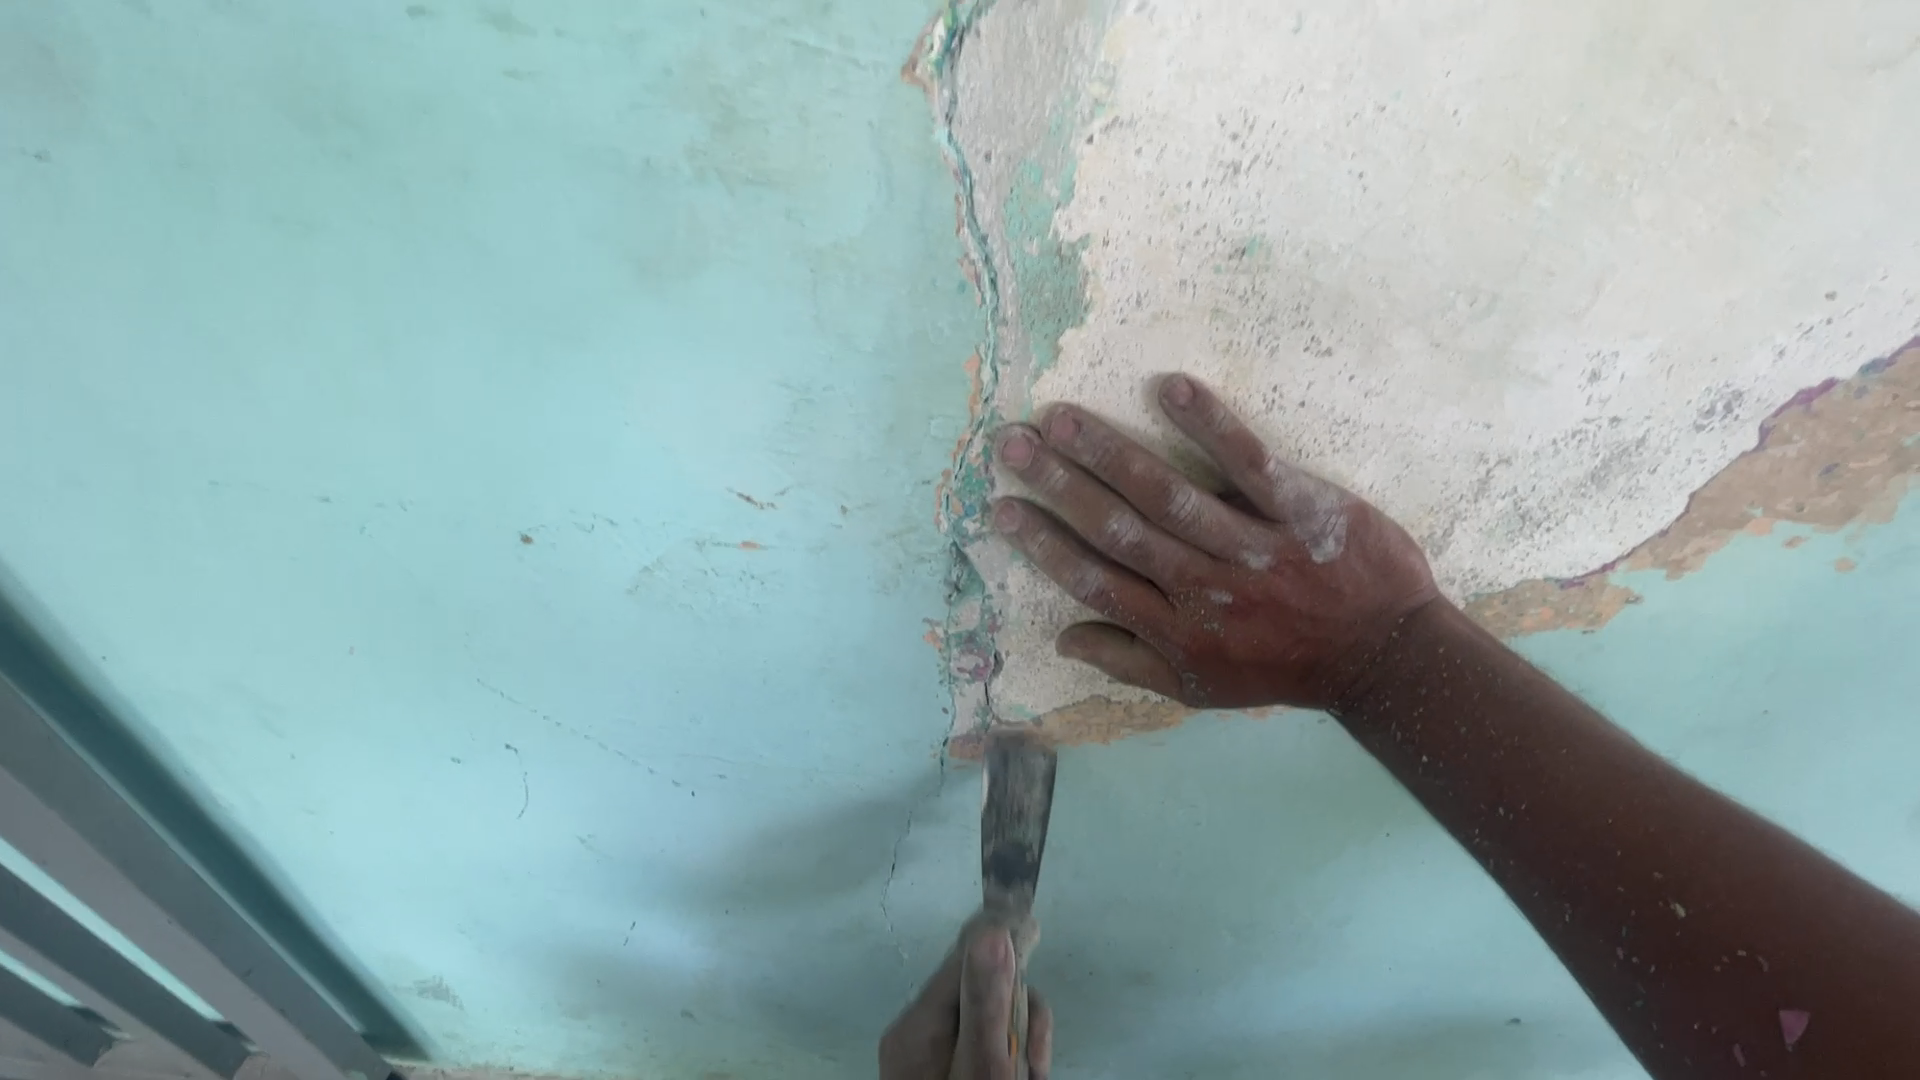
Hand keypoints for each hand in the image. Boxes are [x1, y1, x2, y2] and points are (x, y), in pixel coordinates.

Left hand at [879, 924, 1051, 1079]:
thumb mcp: (982, 1072)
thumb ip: (987, 1003)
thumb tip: (993, 929)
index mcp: (918, 1024)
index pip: (964, 953)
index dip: (1001, 937)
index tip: (1034, 929)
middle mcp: (922, 1032)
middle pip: (984, 984)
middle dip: (1018, 1012)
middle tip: (1031, 1063)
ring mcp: (939, 1055)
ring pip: (996, 1015)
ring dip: (1023, 1043)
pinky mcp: (957, 1071)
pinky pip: (993, 1043)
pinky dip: (1016, 1059)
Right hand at [990, 374, 1437, 711]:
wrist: (1383, 658)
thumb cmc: (1279, 669)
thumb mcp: (1197, 690)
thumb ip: (1128, 663)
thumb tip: (1063, 639)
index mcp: (1174, 630)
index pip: (1094, 580)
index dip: (1043, 545)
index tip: (1001, 508)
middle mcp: (1202, 586)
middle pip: (1118, 529)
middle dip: (1059, 484)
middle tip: (1012, 444)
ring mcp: (1252, 546)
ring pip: (1168, 494)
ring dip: (1110, 452)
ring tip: (1061, 418)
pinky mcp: (1301, 510)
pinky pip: (1250, 464)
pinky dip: (1211, 426)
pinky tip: (1171, 388)